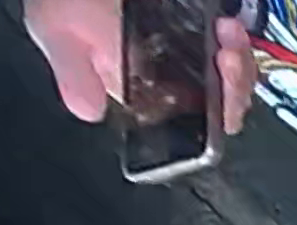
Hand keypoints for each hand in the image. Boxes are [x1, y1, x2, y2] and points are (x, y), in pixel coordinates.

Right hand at [25, 0, 255, 133]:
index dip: (213, 121)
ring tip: (226, 32)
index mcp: (150, 96)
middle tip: (226, 61)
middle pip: (226, 105)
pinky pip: (235, 47)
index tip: (217, 102)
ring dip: (240, 62)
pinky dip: (237, 39)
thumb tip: (87, 110)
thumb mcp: (57, 32)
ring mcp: (194, 56)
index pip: (195, 128)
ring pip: (237, 79)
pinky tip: (225, 23)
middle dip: (234, 88)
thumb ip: (74, 74)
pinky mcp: (204, 29)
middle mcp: (177, 81)